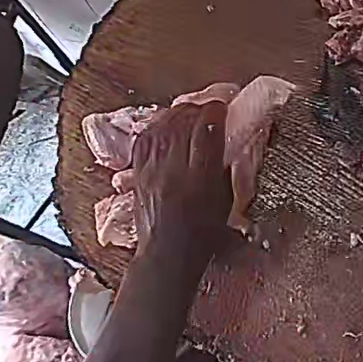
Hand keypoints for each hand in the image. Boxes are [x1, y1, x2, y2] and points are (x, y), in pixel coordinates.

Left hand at [131, 101, 231, 268]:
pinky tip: (168, 124)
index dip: (216, 112)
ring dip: (179, 114)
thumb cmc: (203, 232)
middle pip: (183, 123)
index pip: (206, 131)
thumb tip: (225, 137)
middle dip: (198, 109)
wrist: (167, 255)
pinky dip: (159, 126)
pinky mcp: (138, 173)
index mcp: (201, 180)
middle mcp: (174, 172)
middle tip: (210, 108)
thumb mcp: (225, 200)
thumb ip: (223, 167)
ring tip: (191, 113)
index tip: (224, 107)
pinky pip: (146, 138)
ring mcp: (152, 171)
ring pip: (163, 127)